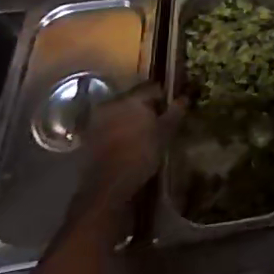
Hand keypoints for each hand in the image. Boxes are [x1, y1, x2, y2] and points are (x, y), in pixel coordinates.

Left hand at [78, 87, 182, 216]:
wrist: (108, 185)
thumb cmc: (140, 154)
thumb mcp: (164, 133)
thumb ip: (175, 113)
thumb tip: (185, 98)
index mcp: (131, 99)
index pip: (153, 89)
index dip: (166, 97)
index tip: (174, 108)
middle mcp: (111, 103)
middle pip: (135, 99)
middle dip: (147, 108)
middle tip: (160, 122)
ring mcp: (97, 119)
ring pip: (121, 113)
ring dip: (132, 119)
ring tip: (144, 134)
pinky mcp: (89, 136)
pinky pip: (109, 126)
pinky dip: (119, 130)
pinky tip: (128, 143)